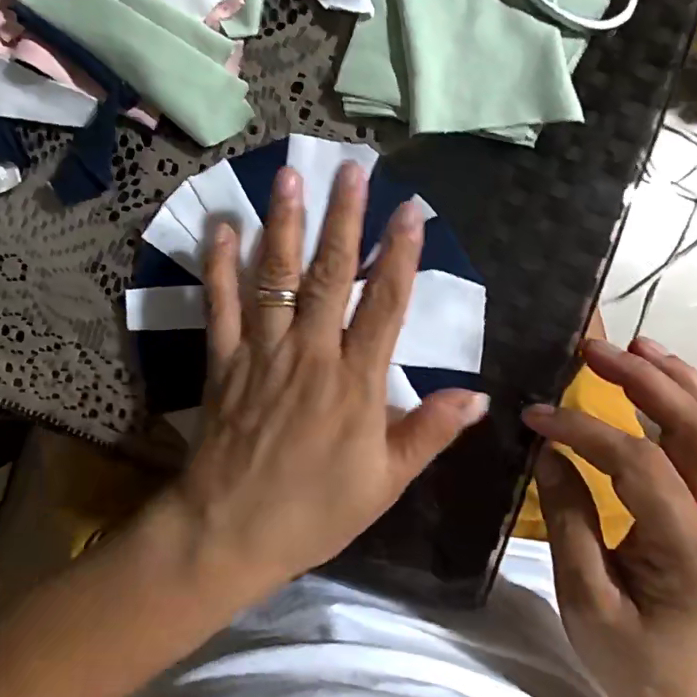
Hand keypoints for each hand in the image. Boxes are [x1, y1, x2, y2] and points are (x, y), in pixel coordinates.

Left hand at [167, 161, 489, 605]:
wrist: (232, 526)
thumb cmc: (314, 511)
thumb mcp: (385, 483)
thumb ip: (428, 433)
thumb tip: (477, 394)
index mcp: (356, 382)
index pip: (385, 304)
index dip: (400, 254)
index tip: (410, 210)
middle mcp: (309, 354)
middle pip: (329, 275)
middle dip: (343, 219)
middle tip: (351, 170)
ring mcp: (261, 353)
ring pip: (275, 278)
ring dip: (283, 225)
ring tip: (289, 177)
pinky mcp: (222, 361)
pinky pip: (221, 305)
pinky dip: (220, 266)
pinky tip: (220, 229)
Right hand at [522, 337, 696, 696]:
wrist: (680, 691)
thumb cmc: (624, 651)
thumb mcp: (582, 594)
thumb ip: (570, 519)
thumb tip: (550, 453)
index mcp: (686, 549)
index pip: (638, 464)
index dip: (583, 429)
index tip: (532, 415)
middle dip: (647, 381)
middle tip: (592, 349)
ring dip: (675, 381)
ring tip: (631, 345)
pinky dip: (686, 401)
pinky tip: (655, 378)